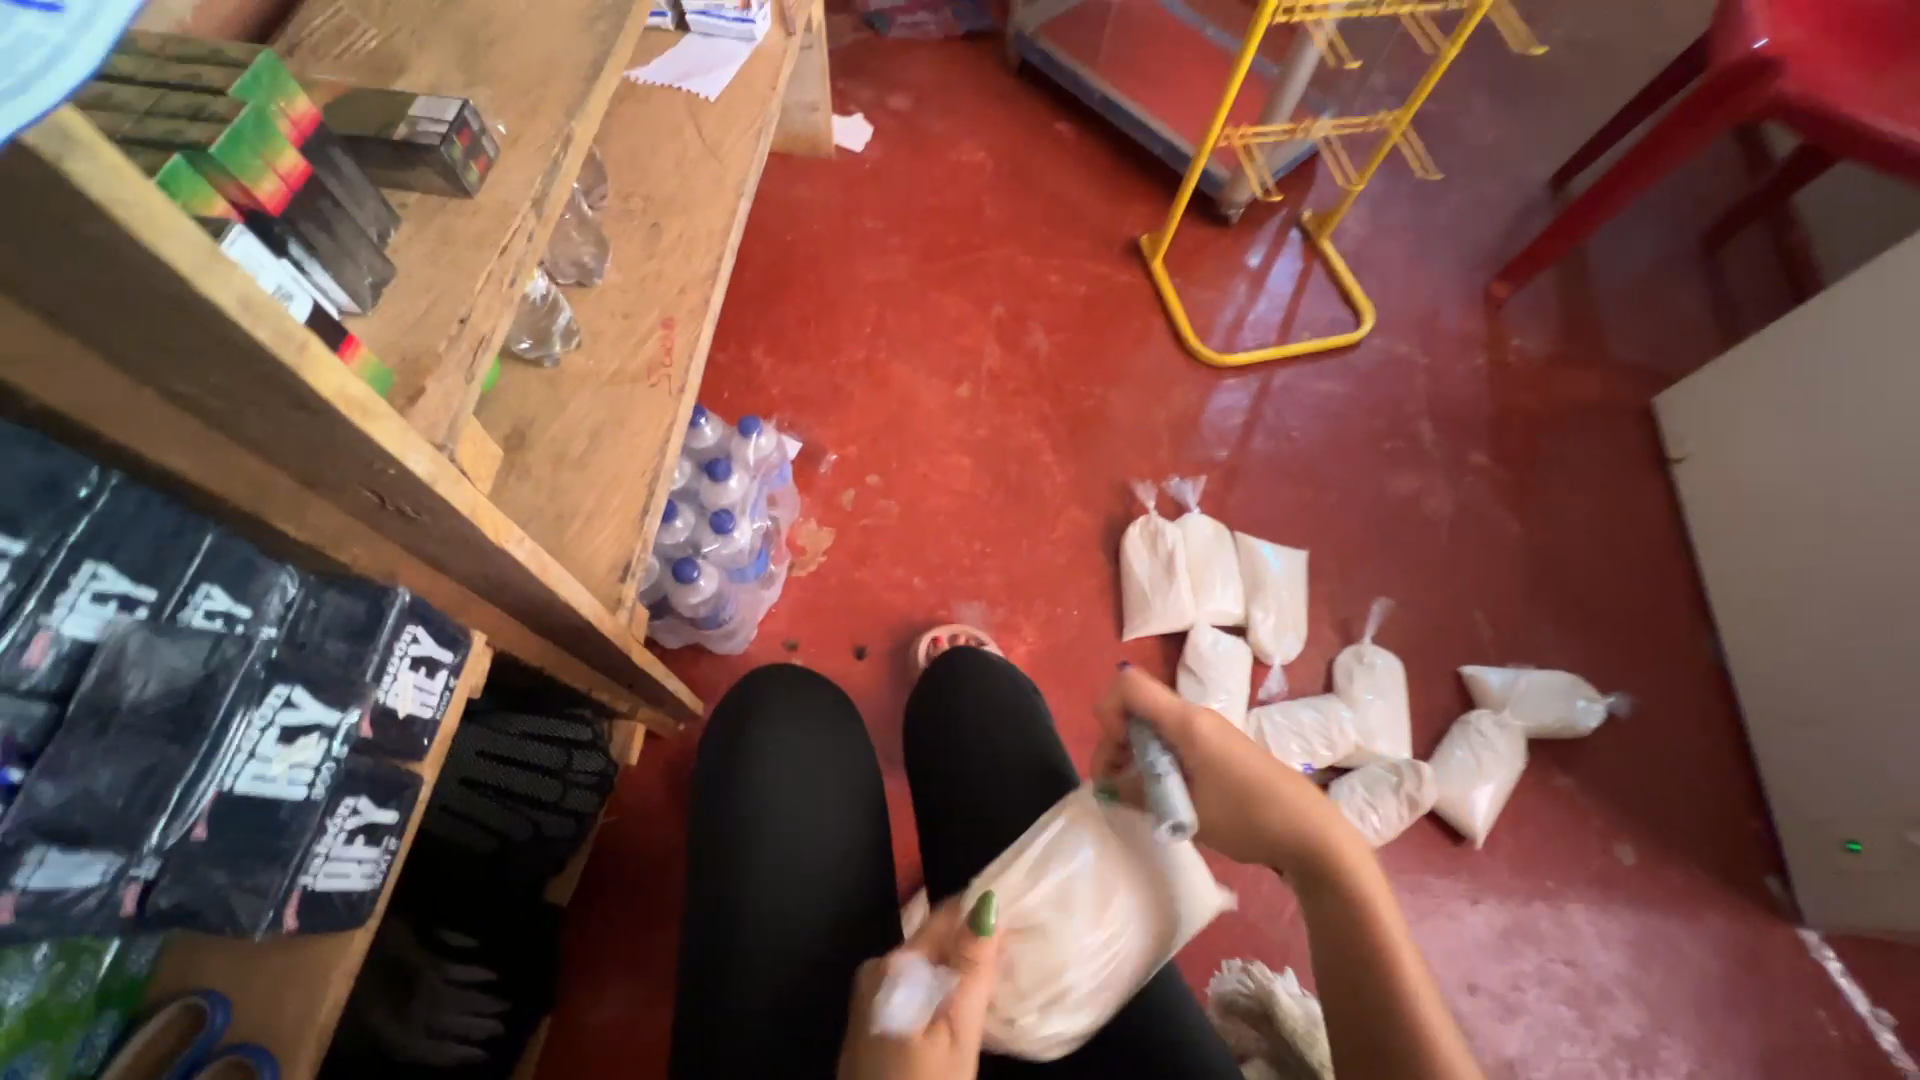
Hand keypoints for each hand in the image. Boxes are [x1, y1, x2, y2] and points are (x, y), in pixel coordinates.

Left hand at [838, 892, 1001, 1079]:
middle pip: (934, 943)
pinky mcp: (870, 1023)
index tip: (1016, 917)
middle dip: (970, 947)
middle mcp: (876, 970)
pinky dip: (938, 994)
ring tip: (995, 982)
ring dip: (957, 973)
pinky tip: (963, 1010)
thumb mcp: (957, 1034)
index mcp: (894, 965)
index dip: (981, 914)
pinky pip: (912, 991)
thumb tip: (988, 903)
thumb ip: (972, 968)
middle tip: (1011, 957)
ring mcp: (869, 997)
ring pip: (925, 968)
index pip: (944, 917)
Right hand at [1093, 666, 1363, 874]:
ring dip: (1135, 754)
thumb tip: (1107, 786)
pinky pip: (1172, 740)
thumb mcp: (1185, 811)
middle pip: (1136, 708)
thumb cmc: (1247, 817)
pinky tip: (1163, 793)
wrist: (1310, 832)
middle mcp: (1194, 715)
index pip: (1128, 685)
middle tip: (1116, 785)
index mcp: (1185, 721)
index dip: (1108, 712)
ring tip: (1137, 794)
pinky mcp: (1217, 747)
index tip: (1118, 752)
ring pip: (1152, 725)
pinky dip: (1156, 760)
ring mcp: (1207, 731)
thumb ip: (1139, 792)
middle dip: (1116, 741)